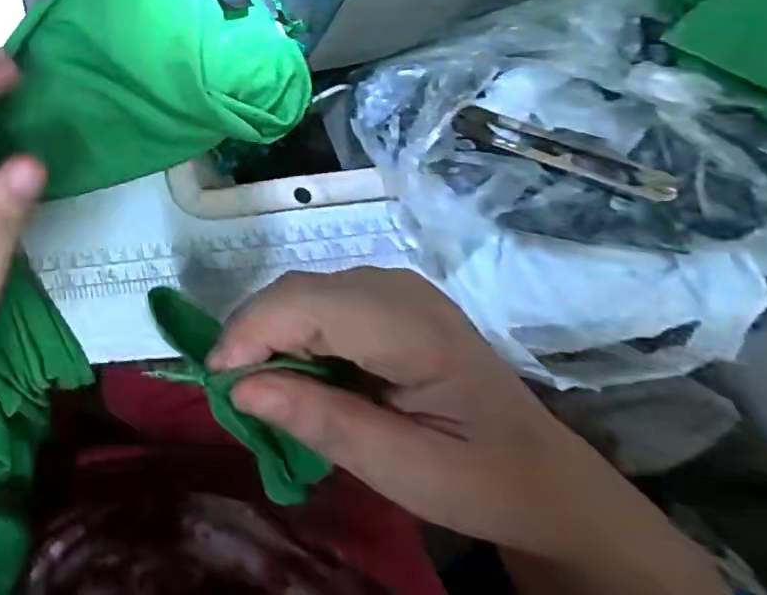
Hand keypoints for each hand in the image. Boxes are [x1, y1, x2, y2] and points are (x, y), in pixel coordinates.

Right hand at [210, 268, 725, 594]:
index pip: (306, 304)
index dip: (251, 332)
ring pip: (295, 293)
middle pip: (294, 293)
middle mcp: (393, 287)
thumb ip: (324, 424)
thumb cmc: (484, 480)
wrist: (546, 479)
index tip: (220, 382)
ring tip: (263, 386)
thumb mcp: (408, 472)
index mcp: (413, 326)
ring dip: (266, 335)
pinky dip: (287, 334)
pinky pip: (310, 301)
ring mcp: (385, 285)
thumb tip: (239, 388)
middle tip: (236, 391)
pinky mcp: (376, 295)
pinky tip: (297, 372)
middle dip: (252, 336)